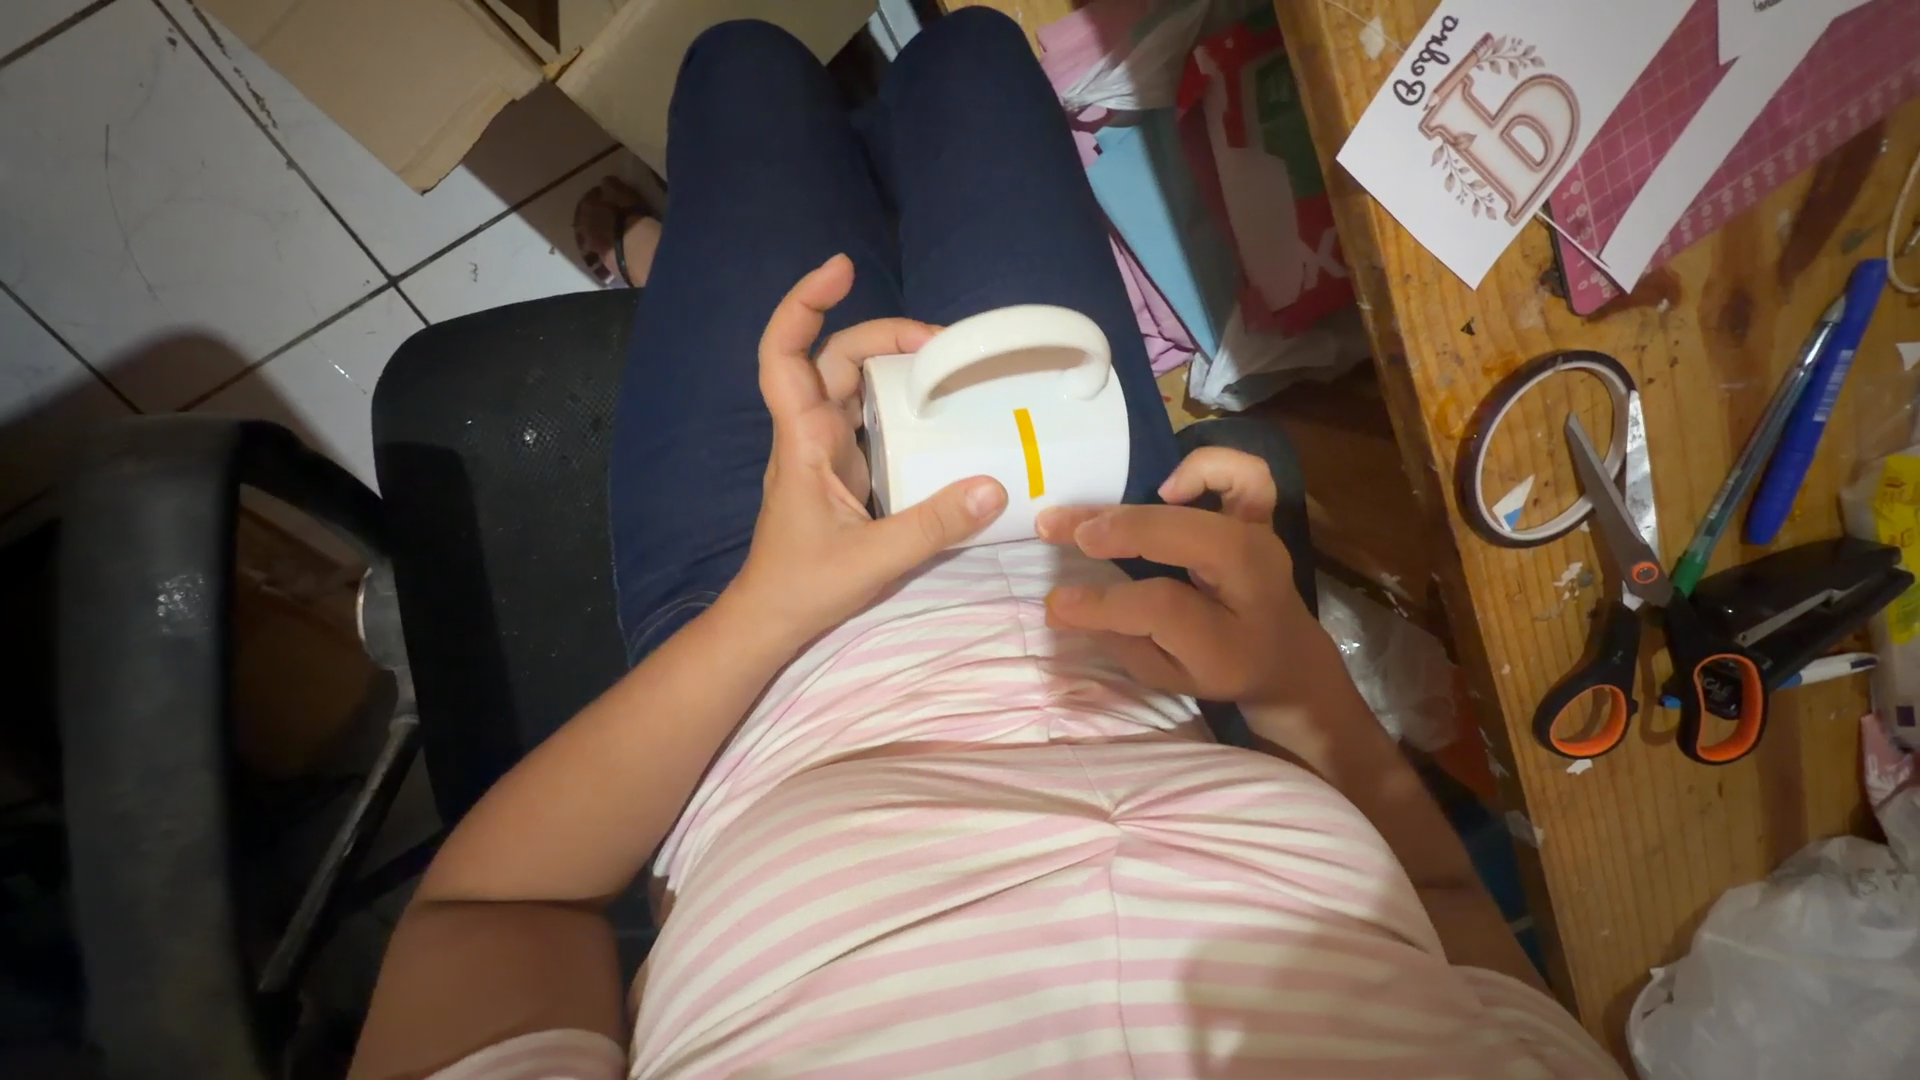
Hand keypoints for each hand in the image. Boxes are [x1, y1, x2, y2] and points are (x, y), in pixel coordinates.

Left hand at [727, 255, 1007, 643]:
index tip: (841, 269)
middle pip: (832, 357)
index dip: (803, 302)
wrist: (774, 615)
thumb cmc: (806, 584)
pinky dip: (896, 398)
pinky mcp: (842, 468)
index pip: (785, 353)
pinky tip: (935, 406)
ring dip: (890, 362)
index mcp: (803, 440)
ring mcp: (825, 449)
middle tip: (941, 339)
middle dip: (880, 334)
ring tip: (946, 362)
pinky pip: (866, 414)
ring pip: (850, 383)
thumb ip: (934, 525)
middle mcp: (810, 433)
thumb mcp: (875, 558)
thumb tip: (995, 486)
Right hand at [1035, 448, 1324, 703]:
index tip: (1055, 601)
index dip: (1103, 603)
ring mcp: (1262, 541)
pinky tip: (1167, 487)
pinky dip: (1208, 468)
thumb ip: (1117, 640)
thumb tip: (1059, 604)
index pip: (1162, 607)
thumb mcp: (1167, 676)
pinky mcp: (1262, 519)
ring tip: (1092, 506)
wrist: (1286, 656)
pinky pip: (1249, 476)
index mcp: (1229, 638)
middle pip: (1188, 537)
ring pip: (1217, 497)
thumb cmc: (1219, 669)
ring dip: (1145, 496)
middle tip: (1058, 530)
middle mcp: (1254, 580)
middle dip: (1120, 529)